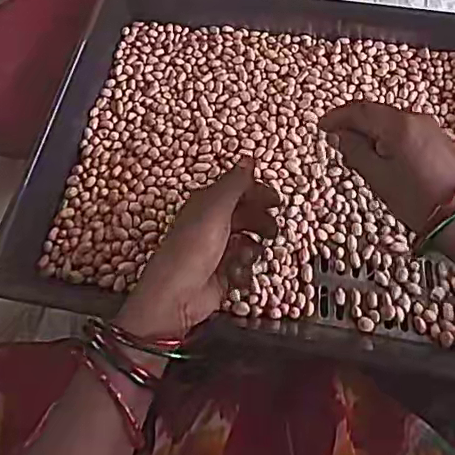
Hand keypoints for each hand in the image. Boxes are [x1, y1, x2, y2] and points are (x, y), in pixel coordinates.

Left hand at [116, 163, 278, 338]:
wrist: (177, 295)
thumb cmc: (192, 248)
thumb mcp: (216, 209)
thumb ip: (235, 184)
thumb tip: (248, 159)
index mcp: (207, 203)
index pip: (237, 190)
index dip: (258, 193)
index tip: (276, 200)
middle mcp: (212, 223)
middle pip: (245, 215)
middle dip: (260, 222)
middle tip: (271, 230)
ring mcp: (217, 249)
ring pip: (247, 241)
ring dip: (253, 247)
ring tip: (250, 254)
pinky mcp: (222, 273)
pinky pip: (243, 267)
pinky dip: (245, 270)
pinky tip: (239, 273)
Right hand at [318, 101, 454, 232]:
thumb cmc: (417, 199)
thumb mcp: (377, 176)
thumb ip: (354, 150)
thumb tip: (339, 135)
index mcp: (398, 124)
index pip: (359, 110)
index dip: (337, 117)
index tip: (323, 127)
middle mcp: (415, 119)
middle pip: (376, 112)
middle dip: (353, 124)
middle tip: (336, 140)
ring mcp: (430, 129)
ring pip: (390, 122)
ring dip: (371, 131)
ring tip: (357, 152)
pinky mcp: (438, 141)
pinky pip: (405, 131)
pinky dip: (388, 137)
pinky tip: (381, 155)